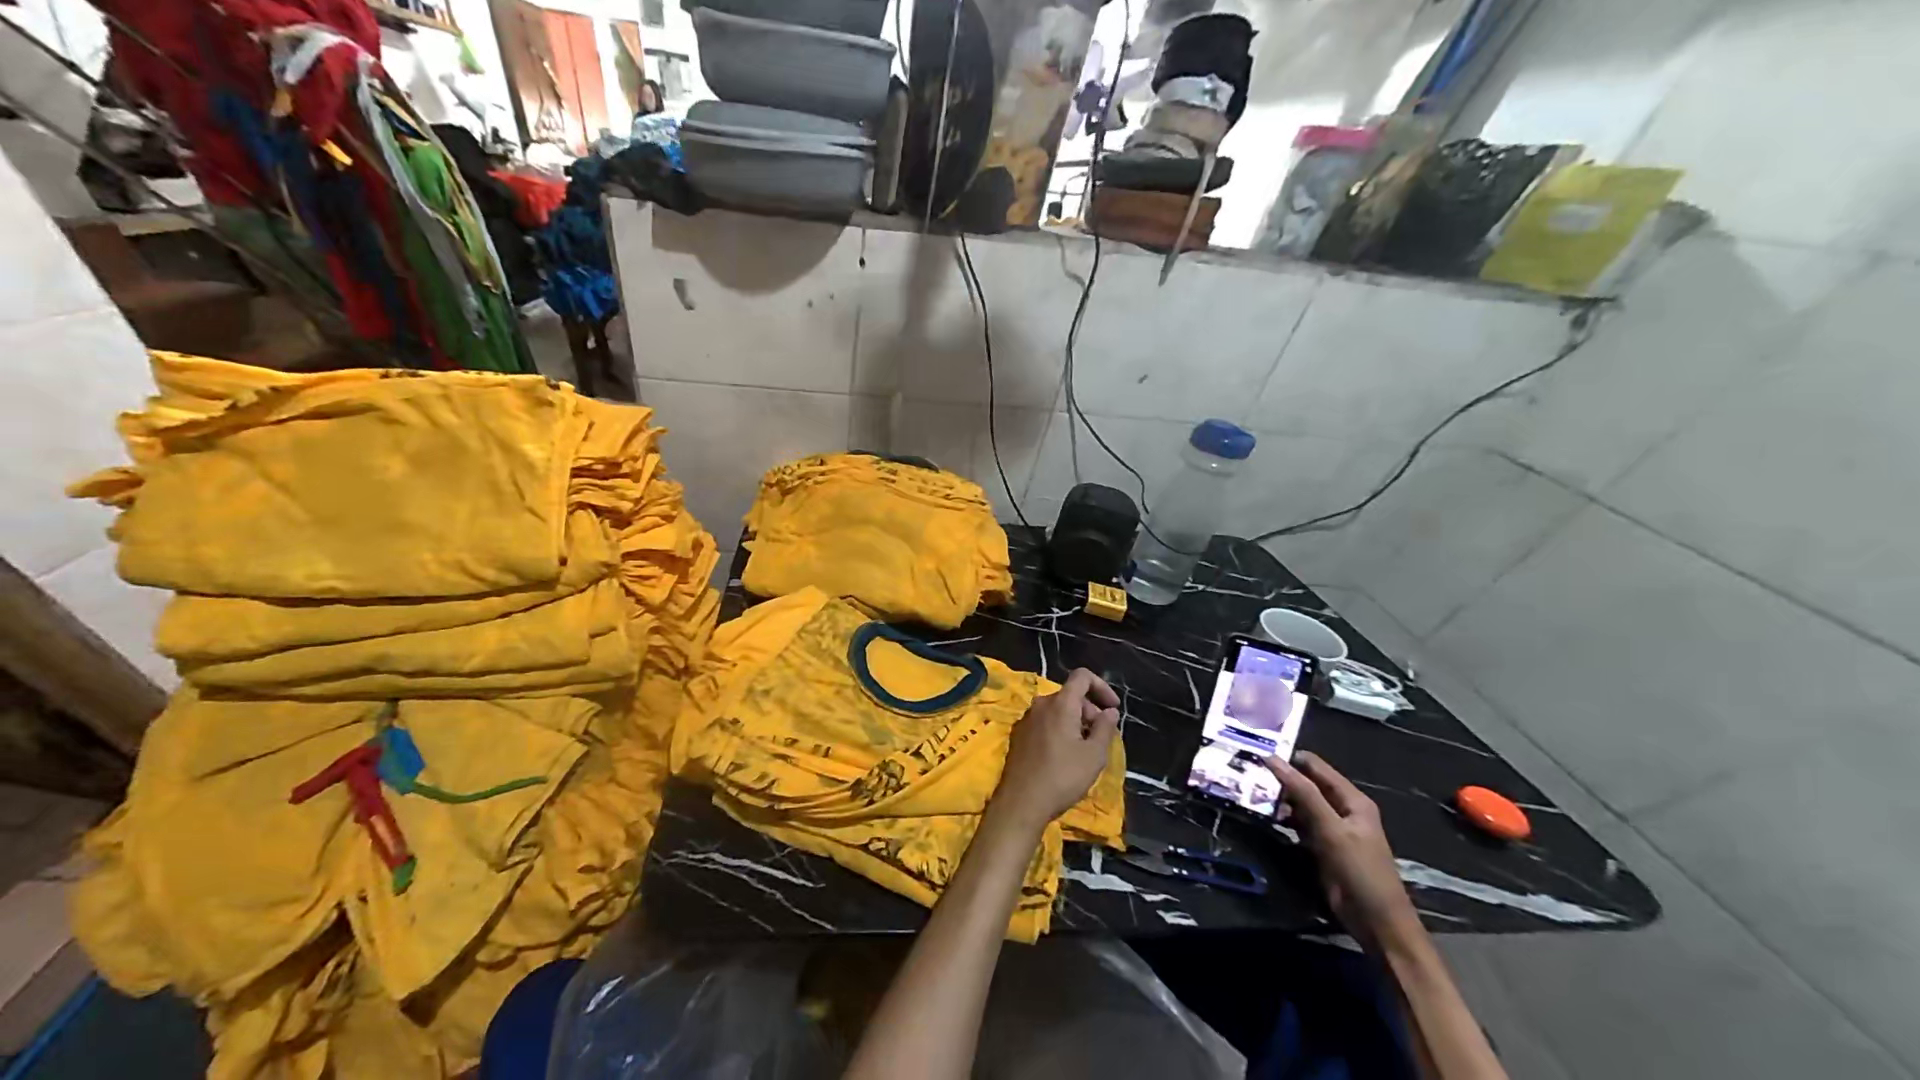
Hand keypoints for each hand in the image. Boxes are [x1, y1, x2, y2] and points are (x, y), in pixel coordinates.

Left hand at [995, 668, 1120, 828]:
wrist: (1021, 802)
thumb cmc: (1063, 776)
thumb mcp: (1094, 755)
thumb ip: (1105, 728)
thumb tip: (1109, 711)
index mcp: (1060, 703)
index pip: (1082, 676)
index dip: (1102, 686)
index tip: (1113, 708)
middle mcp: (1040, 705)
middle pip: (1070, 695)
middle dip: (1090, 710)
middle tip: (1101, 737)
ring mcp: (1026, 720)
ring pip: (1057, 710)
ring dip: (1075, 722)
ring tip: (1085, 749)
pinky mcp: (1019, 736)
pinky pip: (1044, 723)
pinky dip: (1059, 730)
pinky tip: (1064, 755)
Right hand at [1266, 751, 1419, 951]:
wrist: (1376, 921)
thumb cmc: (1359, 870)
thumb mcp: (1331, 829)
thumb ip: (1304, 793)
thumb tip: (1273, 759)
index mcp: (1351, 799)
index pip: (1315, 767)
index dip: (1289, 760)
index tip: (1257, 755)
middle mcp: (1342, 809)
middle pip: (1306, 785)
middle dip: (1280, 780)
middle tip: (1248, 776)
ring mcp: (1332, 829)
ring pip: (1300, 806)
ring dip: (1279, 801)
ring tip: (1251, 795)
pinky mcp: (1322, 848)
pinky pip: (1299, 826)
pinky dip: (1284, 820)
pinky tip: (1266, 818)